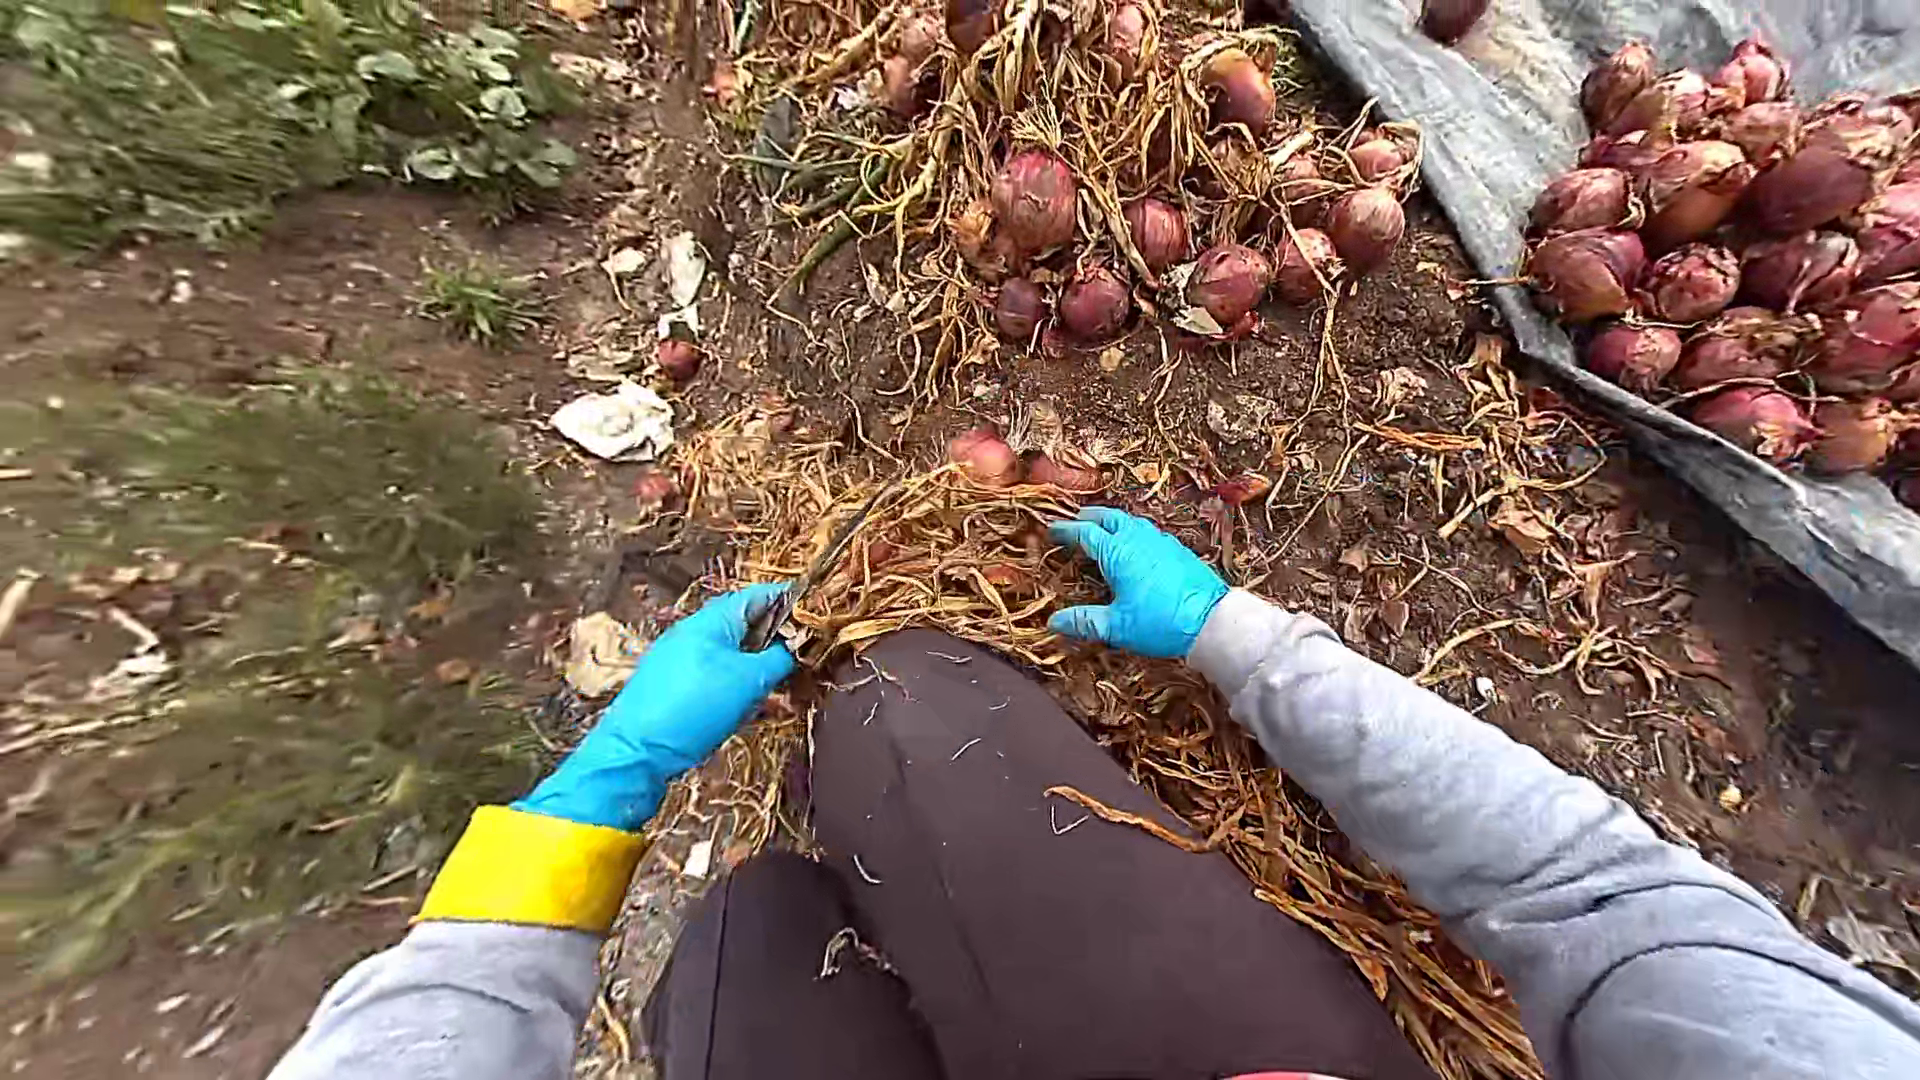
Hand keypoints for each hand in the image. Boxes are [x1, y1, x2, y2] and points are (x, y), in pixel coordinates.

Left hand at [514, 585, 795, 830]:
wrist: (632, 757)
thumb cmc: (694, 708)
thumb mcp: (750, 681)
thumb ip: (780, 657)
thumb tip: (798, 646)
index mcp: (712, 620)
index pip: (761, 595)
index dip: (793, 602)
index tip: (818, 617)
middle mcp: (694, 631)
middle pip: (748, 624)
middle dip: (779, 640)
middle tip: (803, 658)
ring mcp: (681, 657)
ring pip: (734, 652)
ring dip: (760, 666)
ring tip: (781, 689)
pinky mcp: (674, 684)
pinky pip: (717, 673)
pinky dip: (739, 683)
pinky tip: (751, 708)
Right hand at [1048, 507, 1228, 658]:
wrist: (1212, 620)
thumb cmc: (1160, 622)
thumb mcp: (1117, 626)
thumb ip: (1084, 622)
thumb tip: (1054, 623)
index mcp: (1118, 552)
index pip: (1085, 533)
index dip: (1066, 530)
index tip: (1052, 530)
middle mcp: (1138, 539)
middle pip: (1109, 517)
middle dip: (1089, 516)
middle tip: (1076, 520)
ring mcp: (1160, 542)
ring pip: (1130, 521)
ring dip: (1112, 521)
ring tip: (1102, 528)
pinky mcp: (1177, 550)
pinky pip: (1148, 531)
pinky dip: (1132, 531)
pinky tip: (1135, 544)